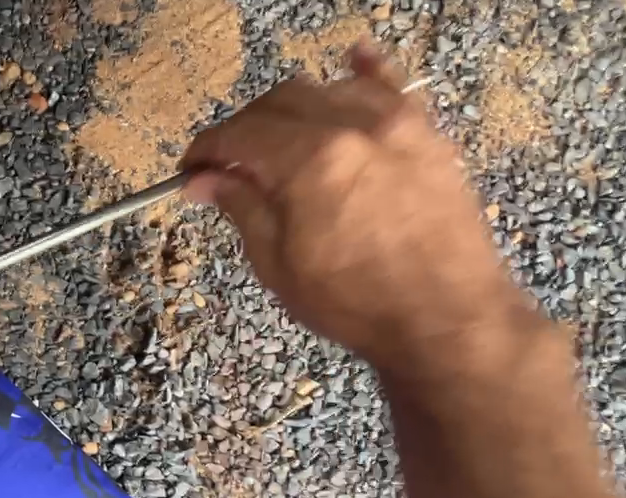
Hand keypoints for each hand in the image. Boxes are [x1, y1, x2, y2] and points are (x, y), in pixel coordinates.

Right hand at [181, 44, 538, 388]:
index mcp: (309, 161)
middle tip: (218, 165)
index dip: (204, 150)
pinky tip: (351, 57)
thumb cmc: (346, 298)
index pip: (240, 134)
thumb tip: (202, 180)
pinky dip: (365, 69)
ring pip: (329, 89)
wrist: (440, 312)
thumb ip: (241, 207)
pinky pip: (393, 84)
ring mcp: (398, 123)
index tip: (185, 172)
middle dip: (240, 128)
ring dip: (288, 108)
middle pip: (281, 101)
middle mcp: (354, 126)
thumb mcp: (275, 261)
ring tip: (268, 142)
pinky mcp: (427, 133)